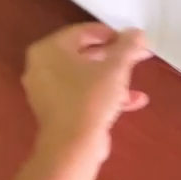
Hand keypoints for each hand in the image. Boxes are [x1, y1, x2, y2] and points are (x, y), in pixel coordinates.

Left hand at [22, 24, 151, 157]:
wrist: (72, 147)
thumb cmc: (90, 98)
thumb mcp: (115, 68)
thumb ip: (128, 46)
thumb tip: (137, 33)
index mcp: (48, 49)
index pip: (83, 32)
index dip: (111, 33)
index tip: (133, 39)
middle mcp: (41, 67)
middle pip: (84, 55)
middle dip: (114, 57)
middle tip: (138, 56)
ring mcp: (47, 92)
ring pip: (85, 77)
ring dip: (113, 78)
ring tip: (137, 79)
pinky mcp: (57, 113)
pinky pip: (82, 96)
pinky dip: (104, 96)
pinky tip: (134, 101)